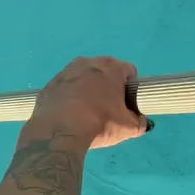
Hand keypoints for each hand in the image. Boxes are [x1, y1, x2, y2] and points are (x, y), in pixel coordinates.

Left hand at [28, 56, 149, 148]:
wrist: (58, 131)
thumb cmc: (99, 123)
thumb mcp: (128, 128)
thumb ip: (141, 123)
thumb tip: (143, 122)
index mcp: (111, 67)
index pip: (129, 72)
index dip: (131, 89)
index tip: (127, 105)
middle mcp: (88, 62)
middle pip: (105, 72)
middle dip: (108, 87)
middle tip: (108, 110)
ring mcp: (66, 71)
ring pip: (83, 78)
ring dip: (87, 90)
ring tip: (87, 113)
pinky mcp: (50, 84)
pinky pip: (65, 88)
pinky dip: (69, 97)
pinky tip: (69, 114)